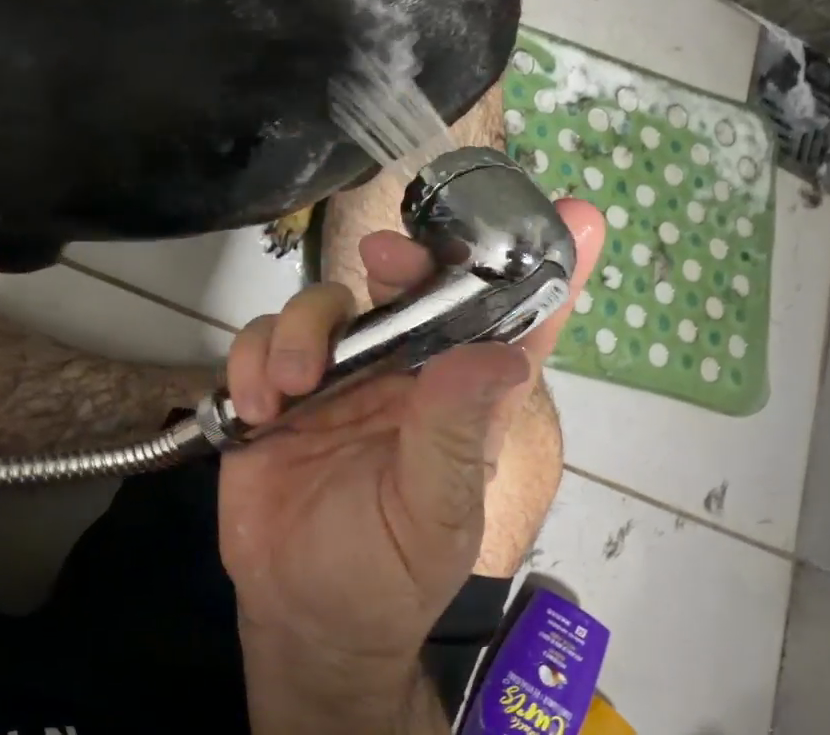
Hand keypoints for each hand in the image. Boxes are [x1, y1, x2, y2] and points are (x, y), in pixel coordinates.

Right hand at [219, 201, 603, 721]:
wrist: (298, 611)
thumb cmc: (384, 572)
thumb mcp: (431, 514)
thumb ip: (455, 437)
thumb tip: (497, 357)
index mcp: (457, 401)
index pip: (513, 327)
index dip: (545, 271)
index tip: (578, 217)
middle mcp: (399, 375)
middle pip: (405, 286)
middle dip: (397, 261)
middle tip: (380, 256)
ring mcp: (332, 377)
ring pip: (320, 306)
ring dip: (300, 330)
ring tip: (289, 389)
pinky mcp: (271, 387)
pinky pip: (259, 341)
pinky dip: (251, 360)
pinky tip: (253, 409)